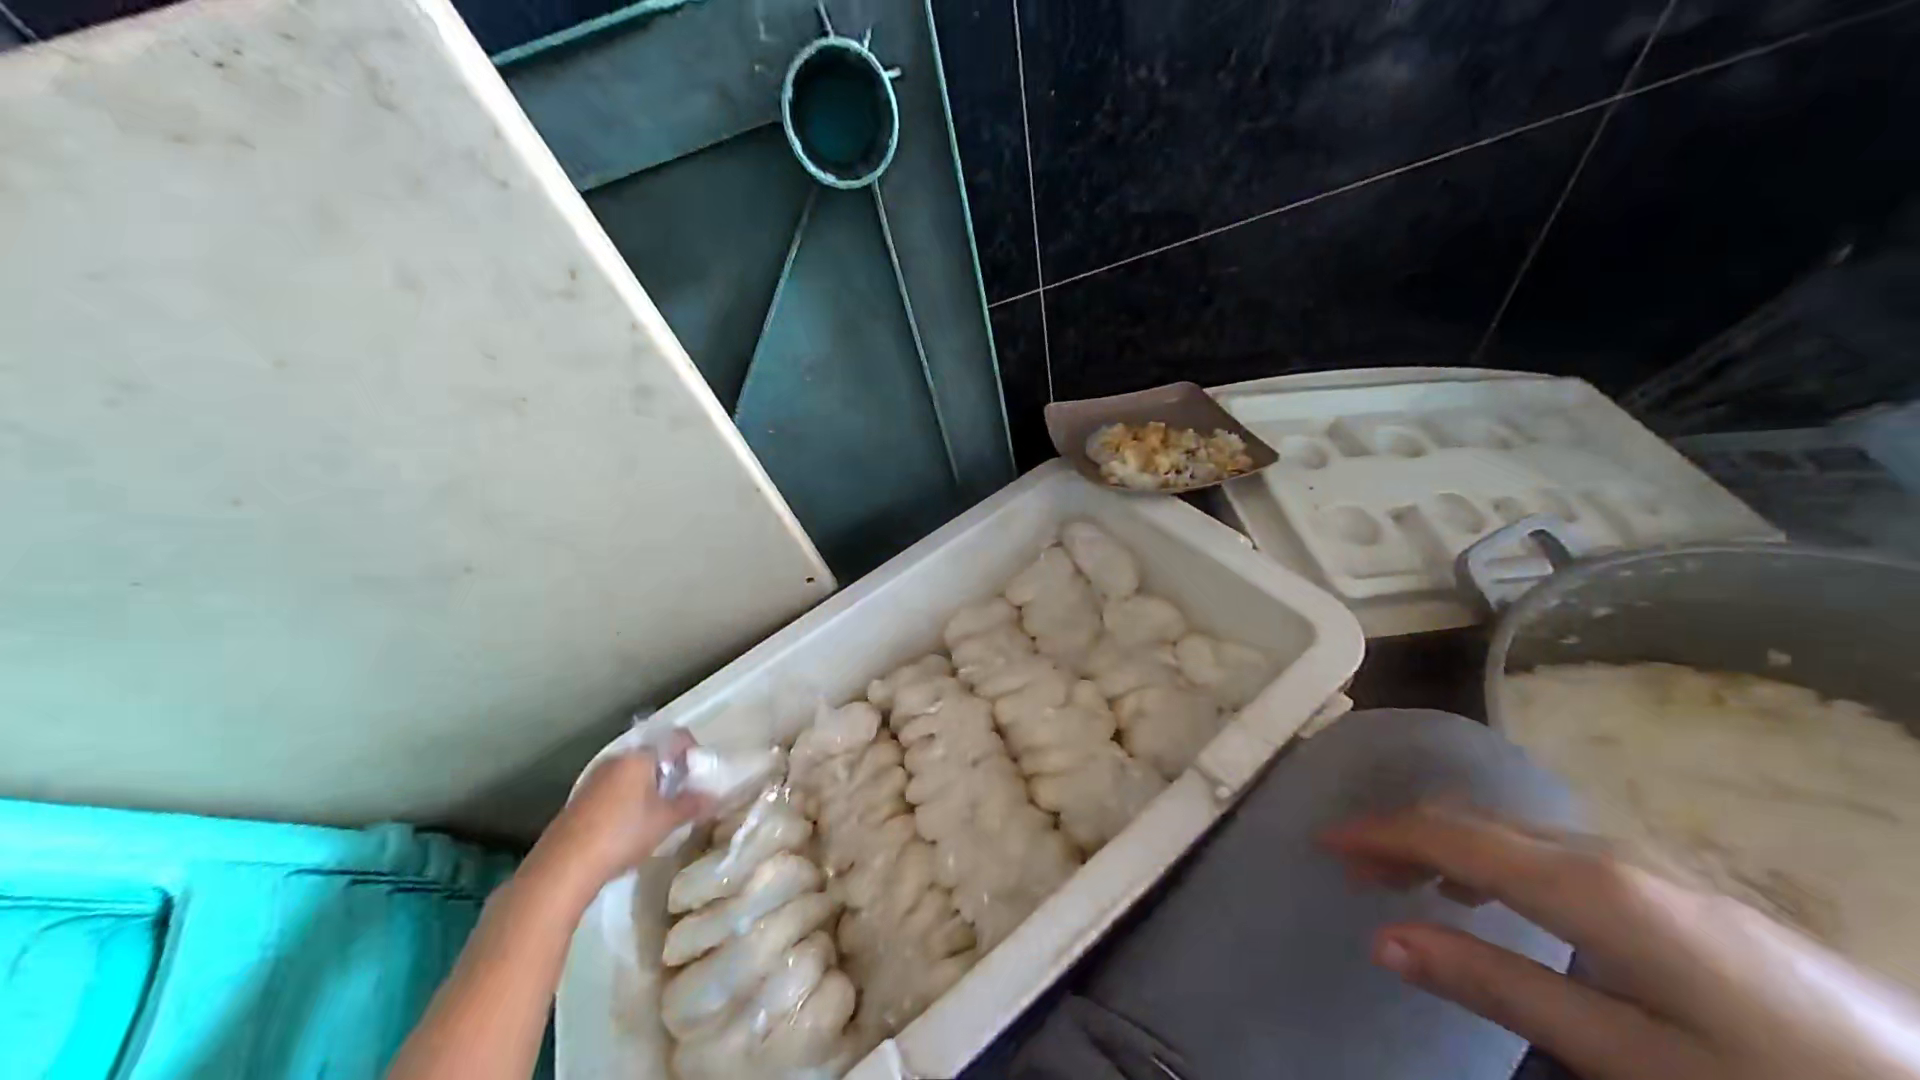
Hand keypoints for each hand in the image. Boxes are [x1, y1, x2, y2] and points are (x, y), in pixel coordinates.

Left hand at [527, 731, 710, 900]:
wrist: (562, 867)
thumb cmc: (622, 834)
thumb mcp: (665, 821)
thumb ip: (692, 804)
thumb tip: (714, 795)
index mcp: (639, 756)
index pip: (676, 738)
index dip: (694, 753)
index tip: (701, 777)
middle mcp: (616, 759)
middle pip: (653, 755)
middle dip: (671, 773)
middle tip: (683, 798)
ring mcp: (594, 779)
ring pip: (633, 773)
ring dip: (650, 787)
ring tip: (658, 815)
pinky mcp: (581, 799)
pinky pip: (615, 789)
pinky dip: (629, 799)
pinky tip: (630, 826)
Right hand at [1321, 804, 1919, 1079]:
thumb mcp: (1630, 1057)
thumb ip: (1499, 986)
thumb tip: (1382, 940)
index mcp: (1590, 884)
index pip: (1449, 835)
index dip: (1377, 832)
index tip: (1322, 841)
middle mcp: (1610, 853)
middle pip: (1476, 820)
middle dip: (1402, 834)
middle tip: (1352, 869)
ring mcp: (1650, 866)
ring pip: (1513, 830)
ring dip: (1445, 844)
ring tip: (1404, 879)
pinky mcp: (1677, 890)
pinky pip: (1551, 849)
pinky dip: (1494, 858)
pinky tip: (1492, 891)